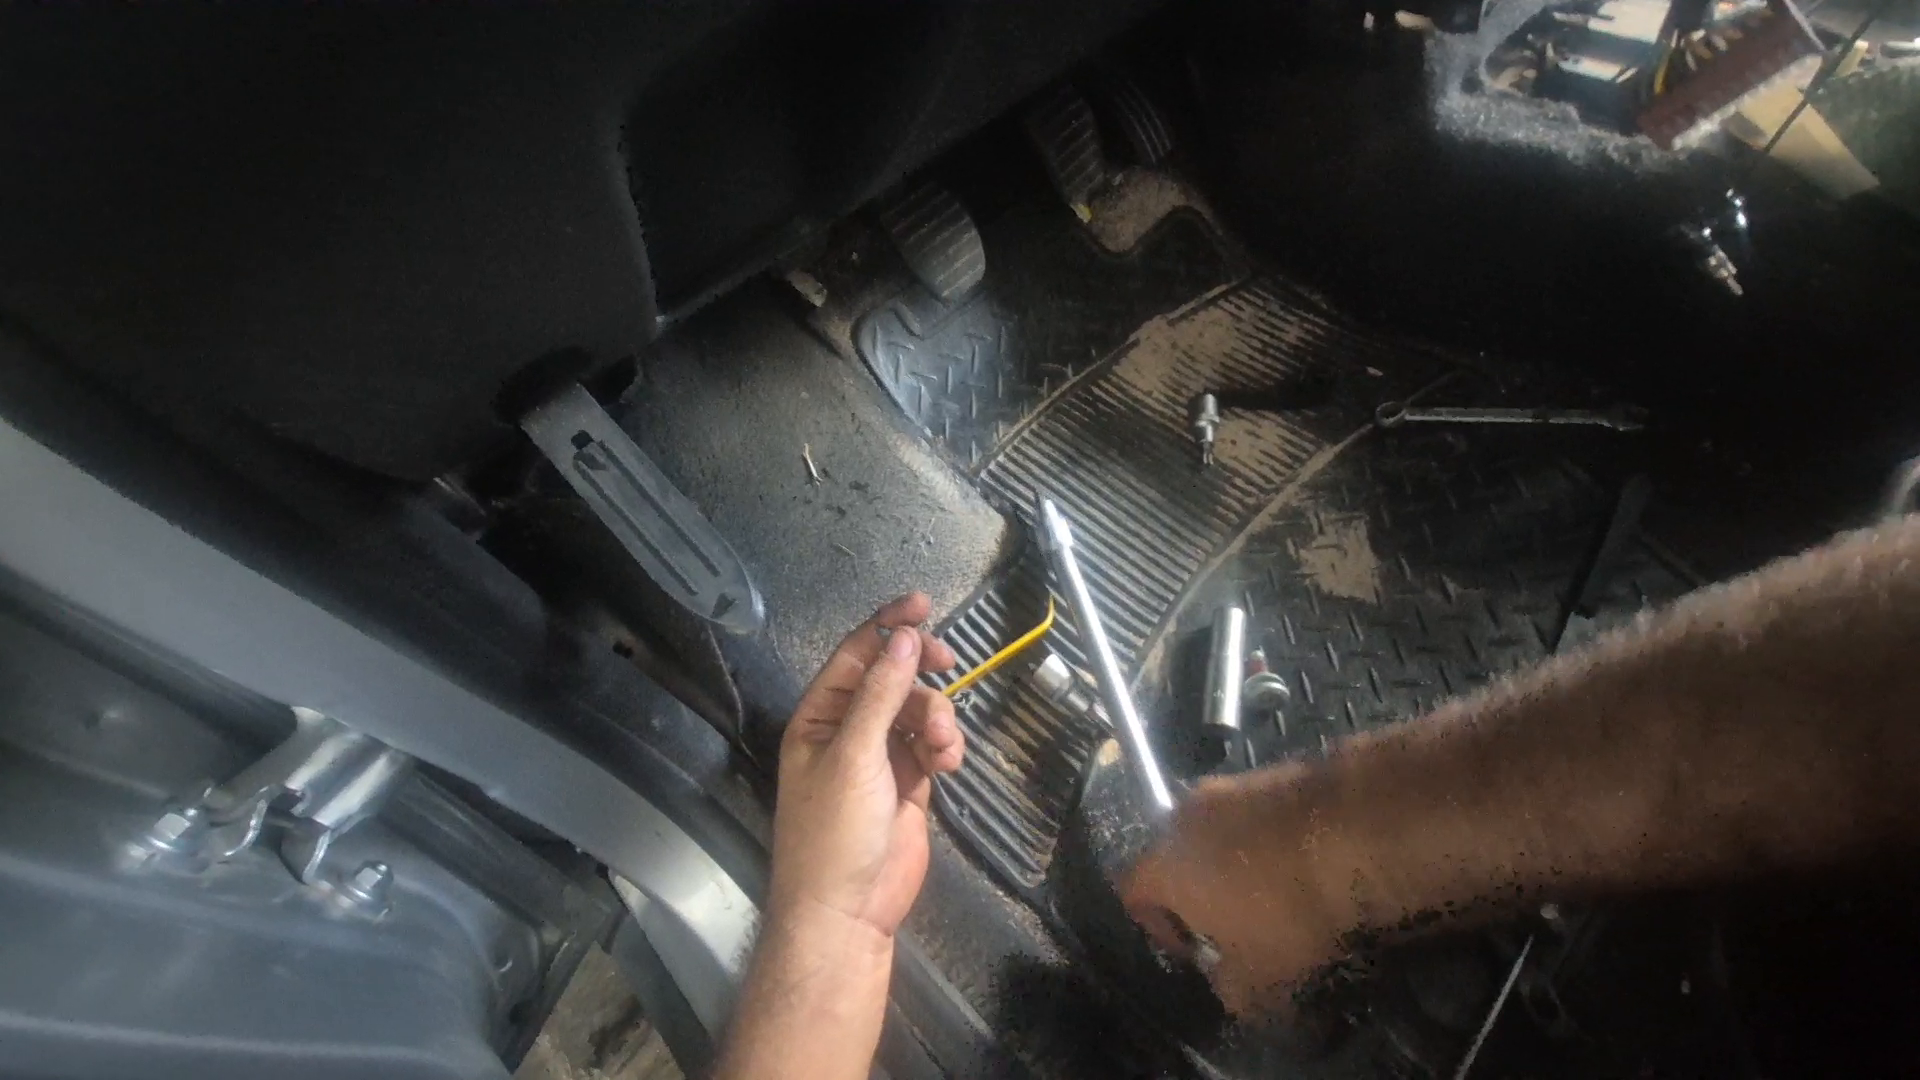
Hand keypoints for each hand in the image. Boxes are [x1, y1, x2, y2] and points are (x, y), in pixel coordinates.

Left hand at [770, 593, 964, 938]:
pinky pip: (933, 743)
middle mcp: (850, 727)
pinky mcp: (910, 779)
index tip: (922, 603)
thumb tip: (903, 637)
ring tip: (941, 746)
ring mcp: (881, 754)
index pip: (855, 654)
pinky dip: (945, 746)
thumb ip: (880, 694)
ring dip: (938, 717)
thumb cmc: (835, 831)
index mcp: (821, 715)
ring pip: (919, 709)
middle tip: (947, 660)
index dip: (887, 625)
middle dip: (921, 670)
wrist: (849, 913)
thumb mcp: (854, 755)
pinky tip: (948, 764)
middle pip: (892, 677)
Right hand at [1121, 771, 1354, 1015]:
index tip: (1199, 951)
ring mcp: (1224, 788)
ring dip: (1235, 863)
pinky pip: (1252, 815)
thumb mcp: (1262, 979)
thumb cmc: (1287, 909)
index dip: (1159, 928)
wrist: (1347, 830)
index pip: (1132, 893)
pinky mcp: (1265, 773)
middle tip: (1239, 925)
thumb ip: (1232, 990)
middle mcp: (1181, 817)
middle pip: (1174, 859)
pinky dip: (1266, 840)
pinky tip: (1302, 864)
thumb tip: (1229, 986)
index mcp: (1164, 865)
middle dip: (1201, 893)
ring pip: (1215, 834)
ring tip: (1277, 892)